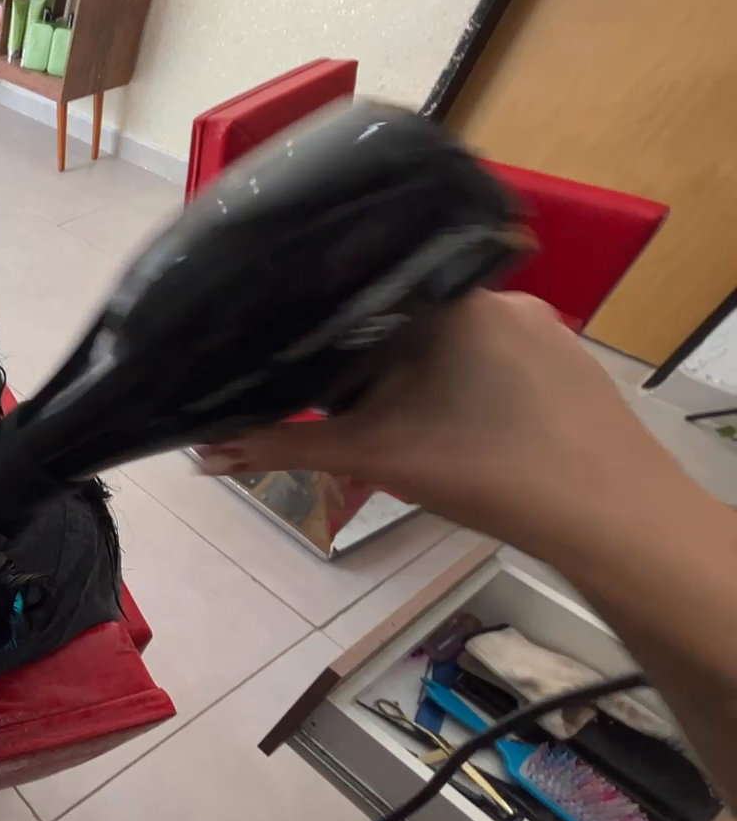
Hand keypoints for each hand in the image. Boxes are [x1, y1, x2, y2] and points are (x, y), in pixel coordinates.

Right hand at [195, 291, 684, 547]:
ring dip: (400, 372)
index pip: (355, 296)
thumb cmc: (485, 471)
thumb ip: (278, 448)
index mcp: (448, 304)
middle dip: (356, 363)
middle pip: (391, 319)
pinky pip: (477, 351)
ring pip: (434, 338)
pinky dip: (444, 378)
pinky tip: (440, 417)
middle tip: (331, 403)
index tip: (281, 356)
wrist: (618, 524)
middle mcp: (498, 300)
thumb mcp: (367, 455)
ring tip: (379, 413)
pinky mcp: (562, 358)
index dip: (312, 329)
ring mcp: (540, 327)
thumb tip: (201, 455)